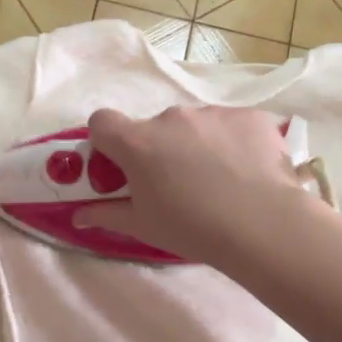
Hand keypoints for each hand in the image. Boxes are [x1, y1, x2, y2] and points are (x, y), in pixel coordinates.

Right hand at [73, 106, 310, 263]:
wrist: (264, 225)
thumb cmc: (193, 228)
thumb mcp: (143, 227)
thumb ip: (106, 214)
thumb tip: (78, 216)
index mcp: (138, 142)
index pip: (102, 121)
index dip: (107, 141)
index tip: (120, 165)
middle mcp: (171, 118)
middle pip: (154, 127)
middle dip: (160, 150)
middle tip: (178, 186)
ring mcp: (213, 113)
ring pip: (195, 125)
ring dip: (198, 145)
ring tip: (221, 182)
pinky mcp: (250, 116)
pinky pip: (233, 125)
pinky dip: (235, 143)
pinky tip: (248, 173)